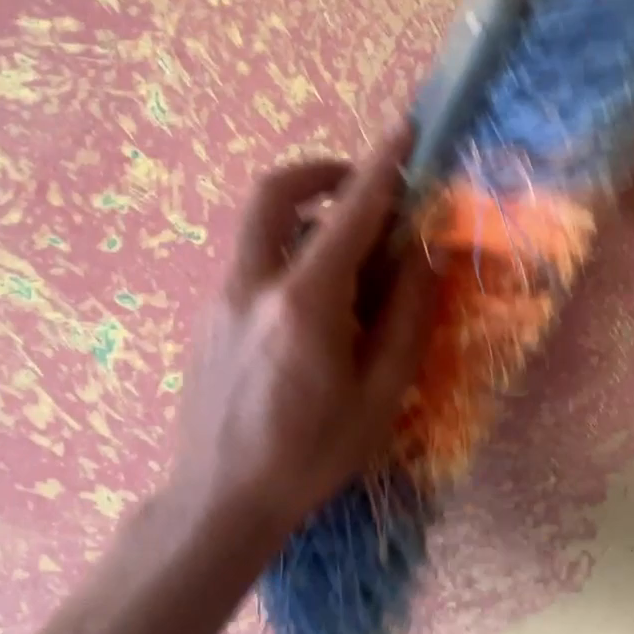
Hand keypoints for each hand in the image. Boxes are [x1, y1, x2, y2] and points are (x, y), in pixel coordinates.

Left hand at [171, 125, 437, 533]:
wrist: (218, 505)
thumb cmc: (313, 452)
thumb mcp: (382, 389)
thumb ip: (408, 312)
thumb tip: (426, 251)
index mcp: (304, 302)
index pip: (350, 213)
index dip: (381, 165)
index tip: (405, 128)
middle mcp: (252, 285)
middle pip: (273, 194)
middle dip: (320, 173)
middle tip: (360, 187)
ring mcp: (220, 300)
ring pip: (260, 226)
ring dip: (307, 216)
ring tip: (351, 258)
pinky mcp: (207, 318)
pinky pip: (253, 259)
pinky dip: (290, 250)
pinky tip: (319, 304)